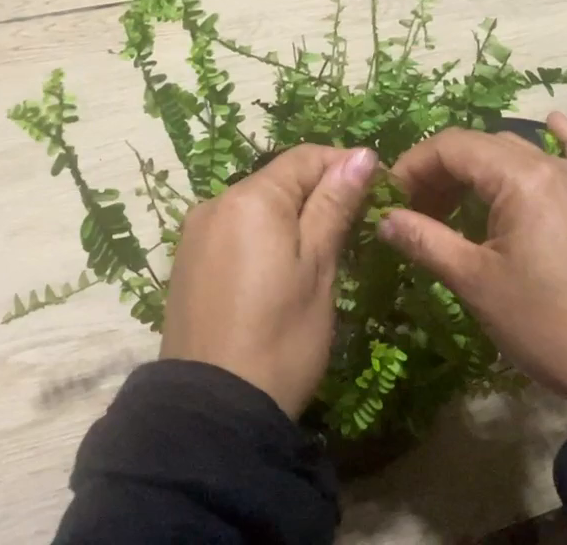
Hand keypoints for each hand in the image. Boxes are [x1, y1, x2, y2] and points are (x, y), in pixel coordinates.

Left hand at [160, 145, 376, 416]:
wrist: (214, 412)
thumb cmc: (281, 337)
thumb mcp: (318, 268)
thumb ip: (334, 205)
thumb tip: (361, 154)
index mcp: (251, 197)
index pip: (305, 157)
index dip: (344, 165)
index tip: (379, 190)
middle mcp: (215, 202)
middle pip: (278, 180)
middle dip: (318, 193)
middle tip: (355, 229)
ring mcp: (195, 234)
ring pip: (255, 207)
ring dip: (291, 218)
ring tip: (323, 255)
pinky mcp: (187, 263)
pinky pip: (234, 232)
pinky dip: (263, 239)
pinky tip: (280, 273)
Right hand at [378, 113, 566, 406]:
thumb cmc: (545, 322)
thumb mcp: (476, 282)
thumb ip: (426, 240)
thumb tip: (384, 218)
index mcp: (520, 178)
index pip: (452, 147)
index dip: (413, 166)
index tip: (389, 199)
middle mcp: (550, 166)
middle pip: (481, 147)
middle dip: (439, 172)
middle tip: (413, 212)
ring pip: (516, 152)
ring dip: (477, 169)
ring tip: (449, 203)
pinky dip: (560, 138)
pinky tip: (552, 121)